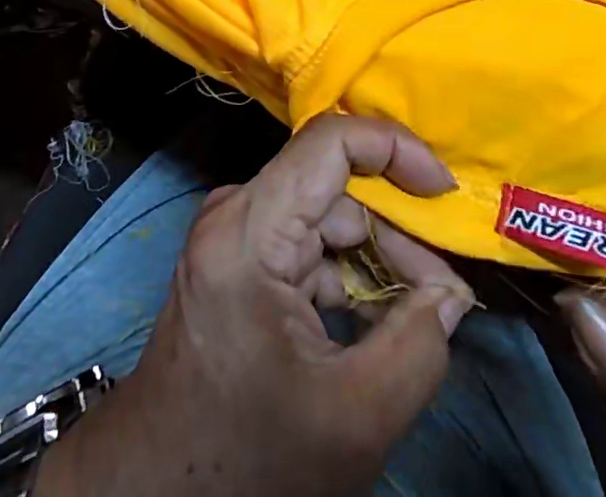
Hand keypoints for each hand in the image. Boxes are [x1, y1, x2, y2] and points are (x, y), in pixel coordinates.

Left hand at [42, 116, 475, 495]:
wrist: (154, 489)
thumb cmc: (246, 454)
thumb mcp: (356, 416)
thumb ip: (422, 345)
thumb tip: (450, 294)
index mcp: (250, 233)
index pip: (330, 143)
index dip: (396, 149)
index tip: (444, 191)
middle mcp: (238, 216)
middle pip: (339, 189)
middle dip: (399, 233)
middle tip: (445, 290)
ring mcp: (237, 237)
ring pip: (332, 219)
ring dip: (382, 260)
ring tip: (422, 312)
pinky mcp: (242, 262)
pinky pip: (314, 247)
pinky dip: (355, 275)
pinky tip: (383, 319)